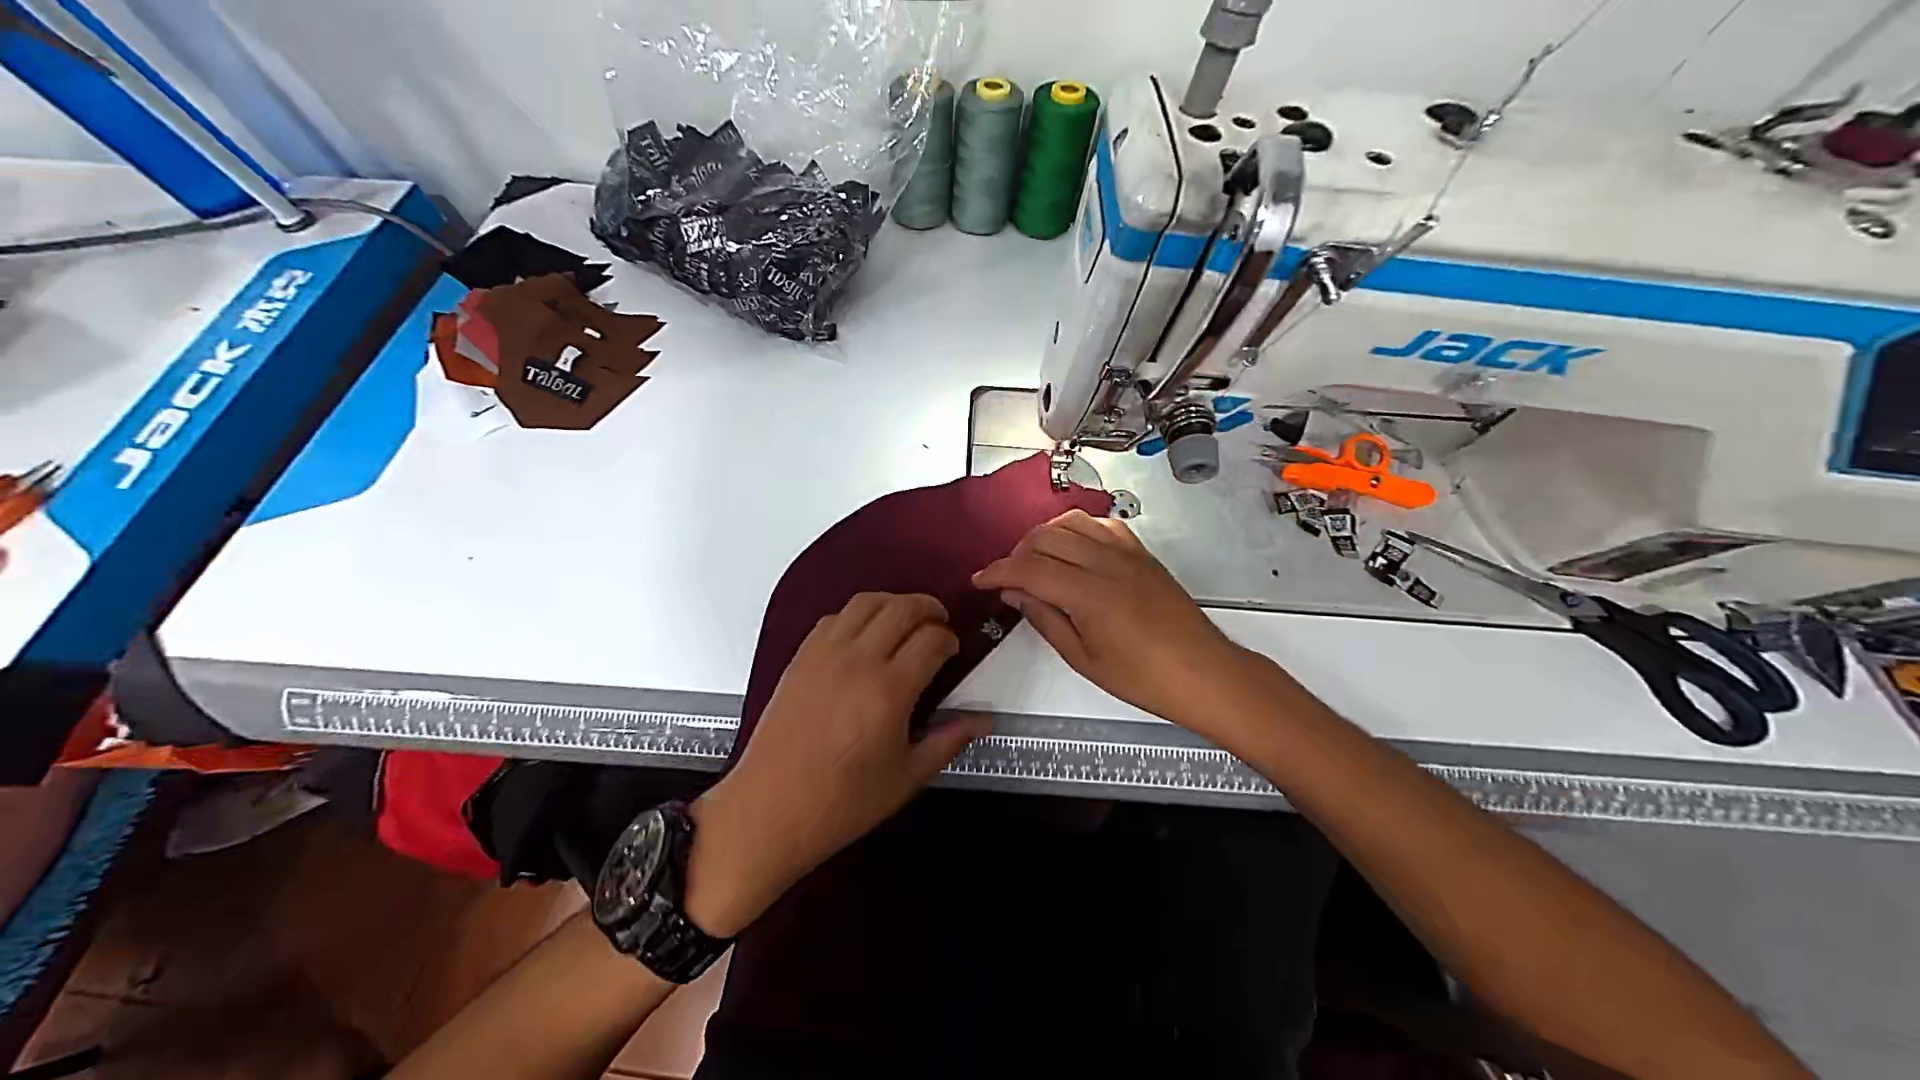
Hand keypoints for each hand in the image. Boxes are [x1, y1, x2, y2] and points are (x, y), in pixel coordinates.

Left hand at [683, 593, 991, 936]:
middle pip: (903, 608)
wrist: (770, 811)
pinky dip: (857, 615)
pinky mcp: (801, 659)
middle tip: (939, 625)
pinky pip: (834, 617)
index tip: (952, 651)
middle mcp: (856, 662)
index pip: (932, 639)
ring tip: (906, 620)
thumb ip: (947, 741)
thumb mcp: (907, 777)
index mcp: (888, 691)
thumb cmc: (836, 803)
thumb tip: (978, 723)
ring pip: (867, 602)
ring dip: (894, 603)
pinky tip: (864, 635)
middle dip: (929, 609)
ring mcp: (824, 656)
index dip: (950, 639)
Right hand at [972, 510, 1251, 728]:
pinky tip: (1071, 548)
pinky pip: (1101, 524)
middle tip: (1008, 579)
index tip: (981, 580)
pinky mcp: (1141, 552)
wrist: (1202, 672)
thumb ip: (1045, 620)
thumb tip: (1016, 594)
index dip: (998, 572)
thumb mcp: (1083, 659)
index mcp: (1089, 595)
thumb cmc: (1144, 677)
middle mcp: (1107, 563)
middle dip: (1017, 553)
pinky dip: (1077, 529)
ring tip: (1035, 561)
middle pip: (1045, 537)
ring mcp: (1127, 553)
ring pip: (1070, 522)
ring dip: (1044, 536)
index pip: (1029, 568)